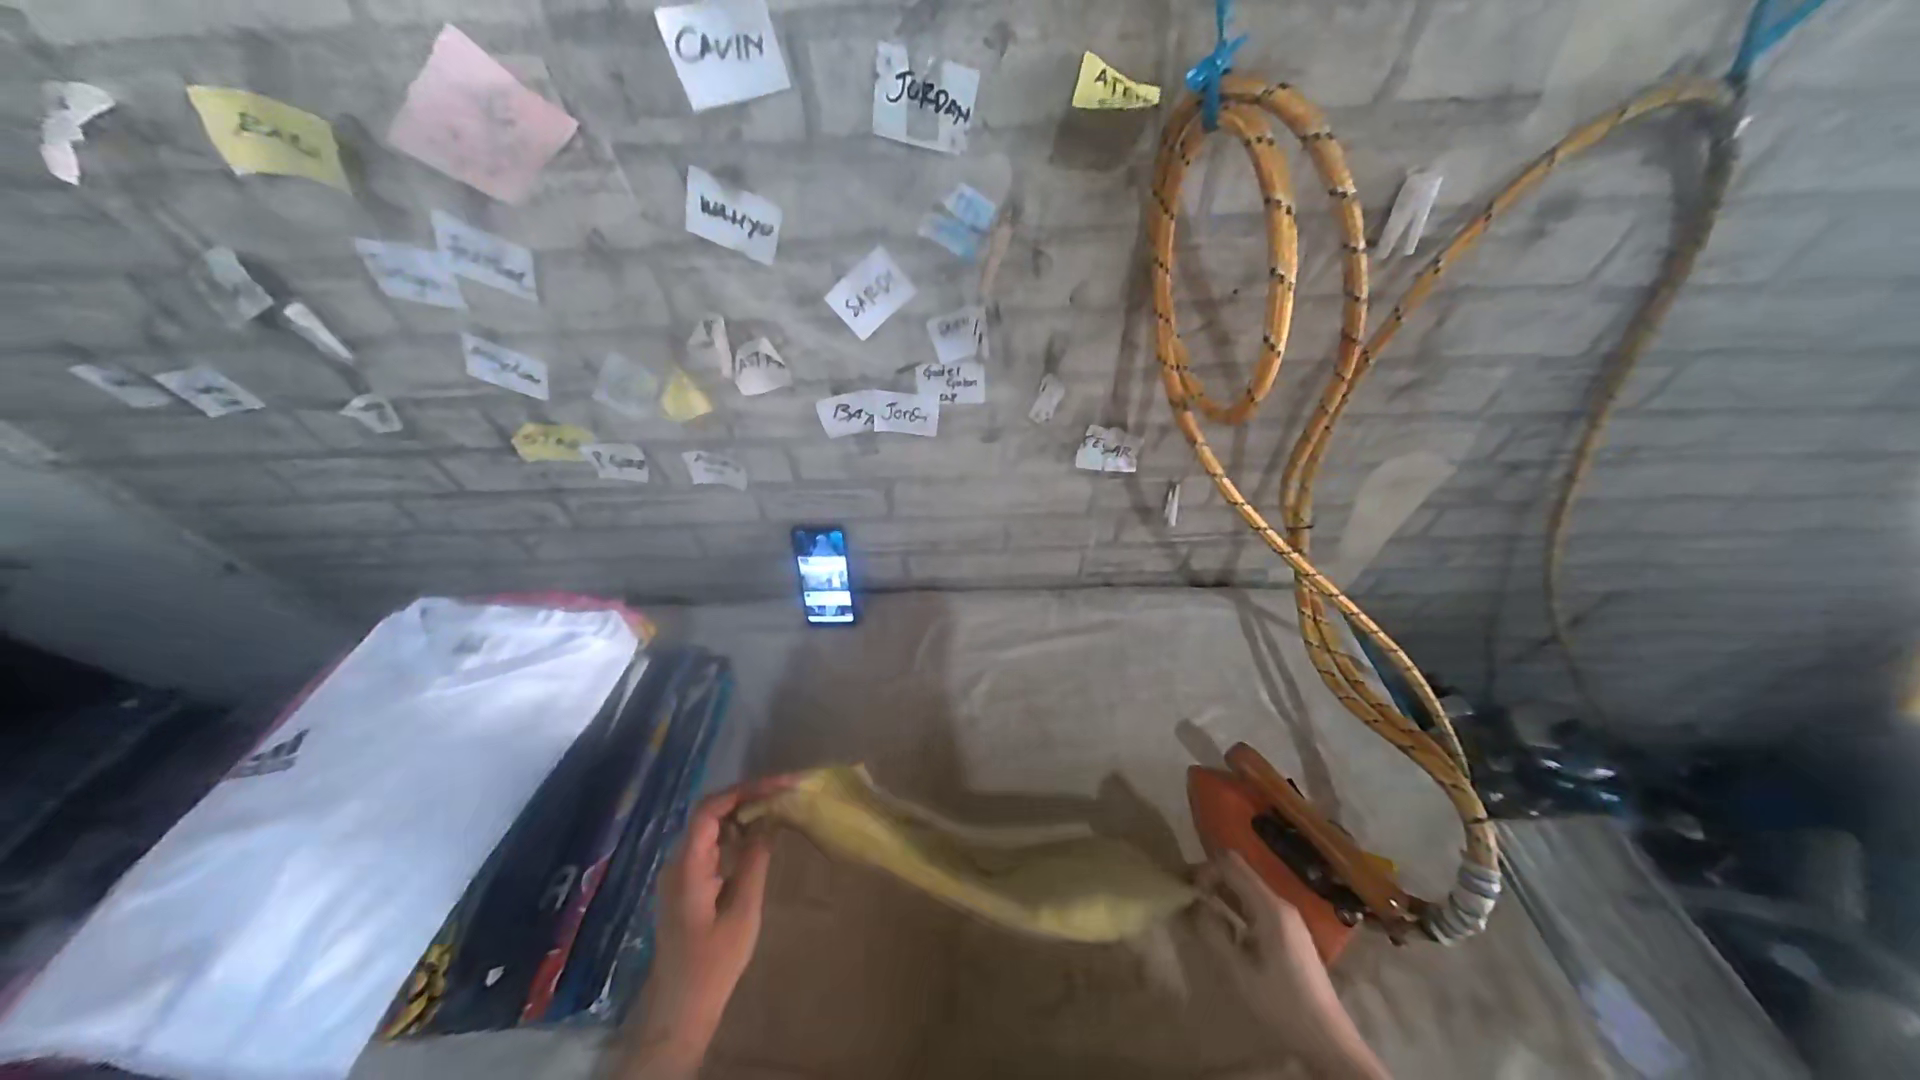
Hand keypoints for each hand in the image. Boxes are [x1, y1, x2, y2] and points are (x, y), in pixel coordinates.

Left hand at [621, 777, 791, 1078]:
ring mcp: (680, 872)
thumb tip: (769, 819)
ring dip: (742, 812)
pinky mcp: (687, 882)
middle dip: (747, 796)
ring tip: (777, 806)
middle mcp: (678, 861)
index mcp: (687, 867)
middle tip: (784, 791)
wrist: (681, 1007)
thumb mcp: (743, 911)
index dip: (743, 791)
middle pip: (709, 813)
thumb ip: (754, 861)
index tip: (777, 786)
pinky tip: (758, 835)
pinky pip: (710, 844)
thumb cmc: (714, 963)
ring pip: (710, 826)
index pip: (709, 810)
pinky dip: (735, 832)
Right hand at [1193, 852, 1392, 1079]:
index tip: (1188, 891)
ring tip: (1199, 908)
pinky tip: (1224, 924)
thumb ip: (1212, 931)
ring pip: (1247, 887)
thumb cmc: (1281, 1004)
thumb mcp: (1238, 971)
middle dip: (1210, 877)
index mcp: (1270, 908)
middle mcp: (1280, 904)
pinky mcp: (1289, 930)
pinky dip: (1235, 905)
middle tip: (1187, 896)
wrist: (1327, 1039)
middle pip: (1240, 872)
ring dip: (1221, 891)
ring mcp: (1288, 917)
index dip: (1205, 870)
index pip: (1231, 864)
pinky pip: (1255, 903)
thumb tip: (1193, 902)